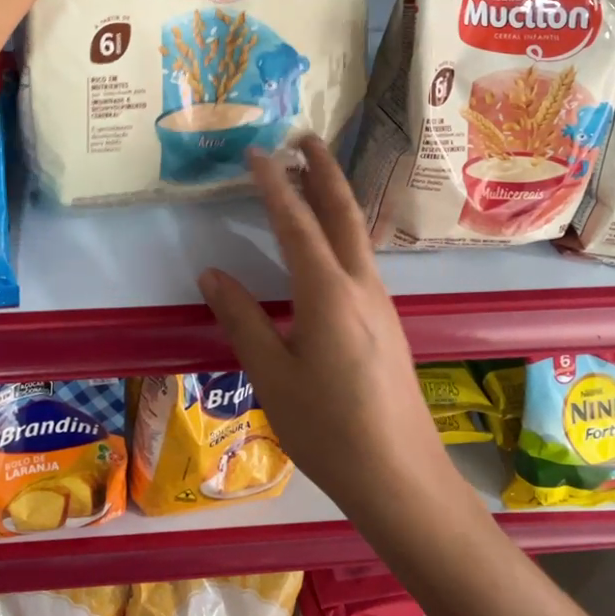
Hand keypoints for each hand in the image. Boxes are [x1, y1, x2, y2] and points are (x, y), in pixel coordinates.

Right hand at [198, 136, 453, 513]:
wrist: (403, 479)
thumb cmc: (330, 430)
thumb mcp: (273, 377)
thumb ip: (243, 320)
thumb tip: (211, 273)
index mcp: (329, 293)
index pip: (296, 223)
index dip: (274, 184)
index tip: (256, 151)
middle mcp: (361, 286)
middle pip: (342, 213)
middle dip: (323, 170)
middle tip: (303, 136)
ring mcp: (380, 303)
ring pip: (355, 234)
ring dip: (332, 197)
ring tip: (309, 175)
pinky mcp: (386, 322)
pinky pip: (359, 257)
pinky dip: (340, 229)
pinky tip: (328, 241)